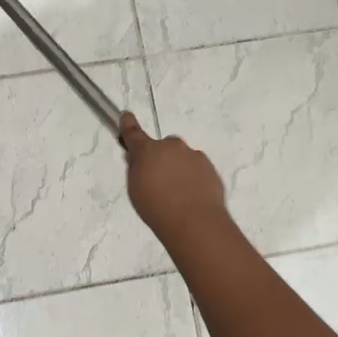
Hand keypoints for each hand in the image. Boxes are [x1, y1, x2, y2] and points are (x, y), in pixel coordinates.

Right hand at [120, 112, 228, 242]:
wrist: (194, 221)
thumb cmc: (156, 207)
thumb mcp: (135, 189)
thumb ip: (136, 169)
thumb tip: (138, 158)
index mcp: (148, 151)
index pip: (134, 133)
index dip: (128, 124)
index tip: (127, 115)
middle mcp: (172, 147)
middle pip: (164, 146)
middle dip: (161, 157)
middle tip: (158, 179)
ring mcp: (193, 155)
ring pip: (182, 157)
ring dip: (178, 167)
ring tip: (178, 194)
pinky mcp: (210, 168)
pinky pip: (197, 168)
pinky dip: (193, 177)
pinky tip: (191, 196)